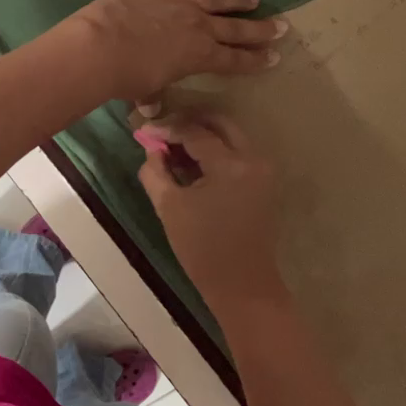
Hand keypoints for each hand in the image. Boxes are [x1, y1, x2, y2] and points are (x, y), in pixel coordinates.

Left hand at [77, 0, 285, 100]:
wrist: (100, 48)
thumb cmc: (125, 77)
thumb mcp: (143, 91)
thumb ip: (151, 95)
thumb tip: (150, 108)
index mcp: (199, 56)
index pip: (234, 60)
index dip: (254, 60)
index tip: (274, 57)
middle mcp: (196, 26)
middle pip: (234, 28)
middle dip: (258, 29)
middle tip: (281, 26)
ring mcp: (176, 3)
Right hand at [138, 112, 286, 305]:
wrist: (240, 283)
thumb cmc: (201, 247)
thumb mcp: (168, 207)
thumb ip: (155, 172)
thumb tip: (151, 149)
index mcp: (230, 165)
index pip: (195, 132)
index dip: (166, 129)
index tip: (143, 130)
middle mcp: (253, 159)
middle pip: (221, 124)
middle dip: (189, 122)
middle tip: (161, 131)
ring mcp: (263, 170)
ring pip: (231, 136)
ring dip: (202, 135)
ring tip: (172, 147)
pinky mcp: (263, 182)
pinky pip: (237, 152)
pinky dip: (215, 150)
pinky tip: (190, 163)